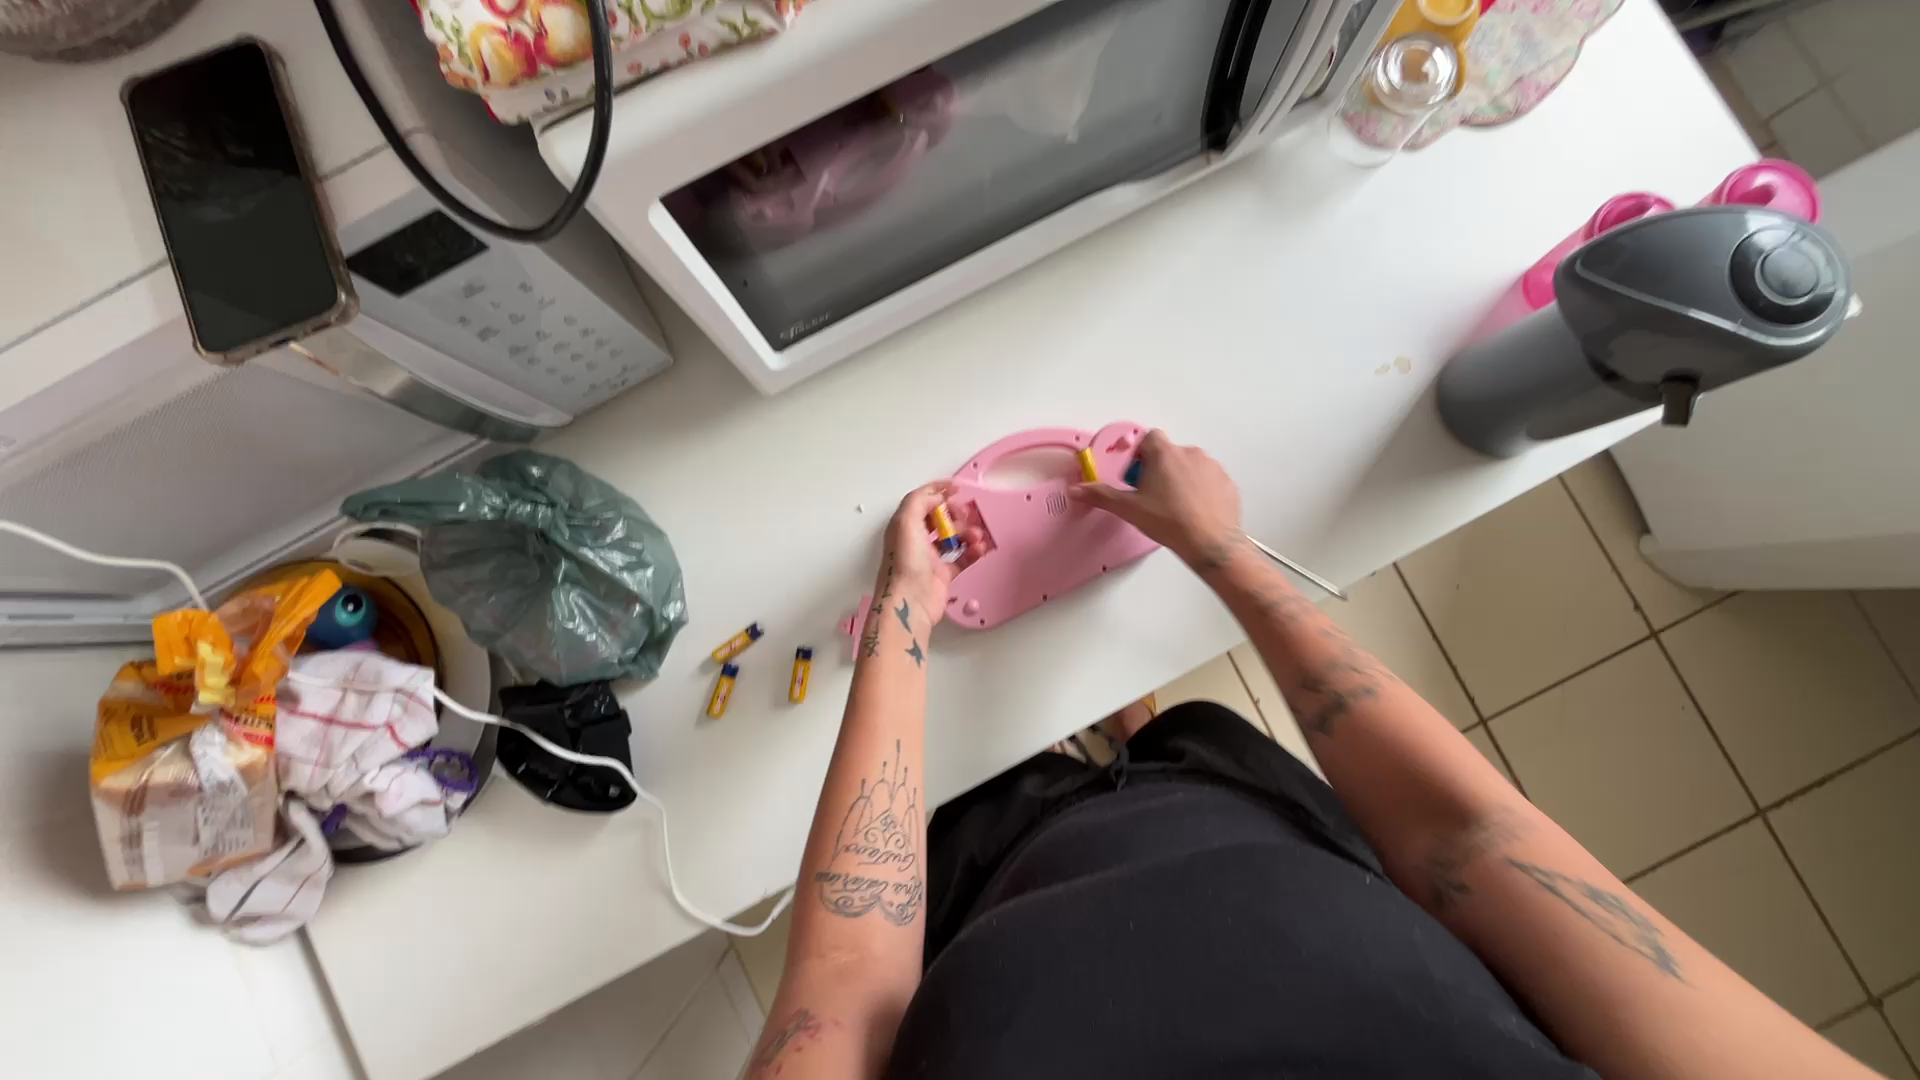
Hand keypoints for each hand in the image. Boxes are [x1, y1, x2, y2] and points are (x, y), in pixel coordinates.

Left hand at [873, 482, 981, 628]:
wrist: (910, 602)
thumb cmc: (905, 563)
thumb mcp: (906, 522)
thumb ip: (919, 501)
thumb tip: (937, 495)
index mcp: (904, 525)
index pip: (921, 501)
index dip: (937, 491)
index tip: (956, 488)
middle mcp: (916, 540)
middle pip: (939, 518)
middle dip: (955, 513)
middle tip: (965, 515)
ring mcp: (930, 557)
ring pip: (953, 537)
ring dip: (967, 532)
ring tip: (976, 536)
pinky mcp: (943, 574)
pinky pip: (962, 557)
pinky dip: (973, 552)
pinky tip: (980, 549)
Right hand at [1070, 429, 1242, 568]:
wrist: (1210, 542)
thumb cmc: (1169, 521)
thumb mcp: (1129, 508)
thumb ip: (1101, 495)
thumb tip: (1077, 489)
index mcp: (1165, 454)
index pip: (1150, 438)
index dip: (1140, 454)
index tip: (1137, 475)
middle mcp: (1190, 453)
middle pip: (1168, 453)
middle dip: (1159, 469)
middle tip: (1151, 496)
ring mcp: (1212, 467)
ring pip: (1190, 466)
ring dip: (1180, 479)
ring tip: (1174, 506)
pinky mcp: (1227, 483)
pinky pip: (1209, 480)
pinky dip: (1200, 490)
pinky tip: (1193, 511)